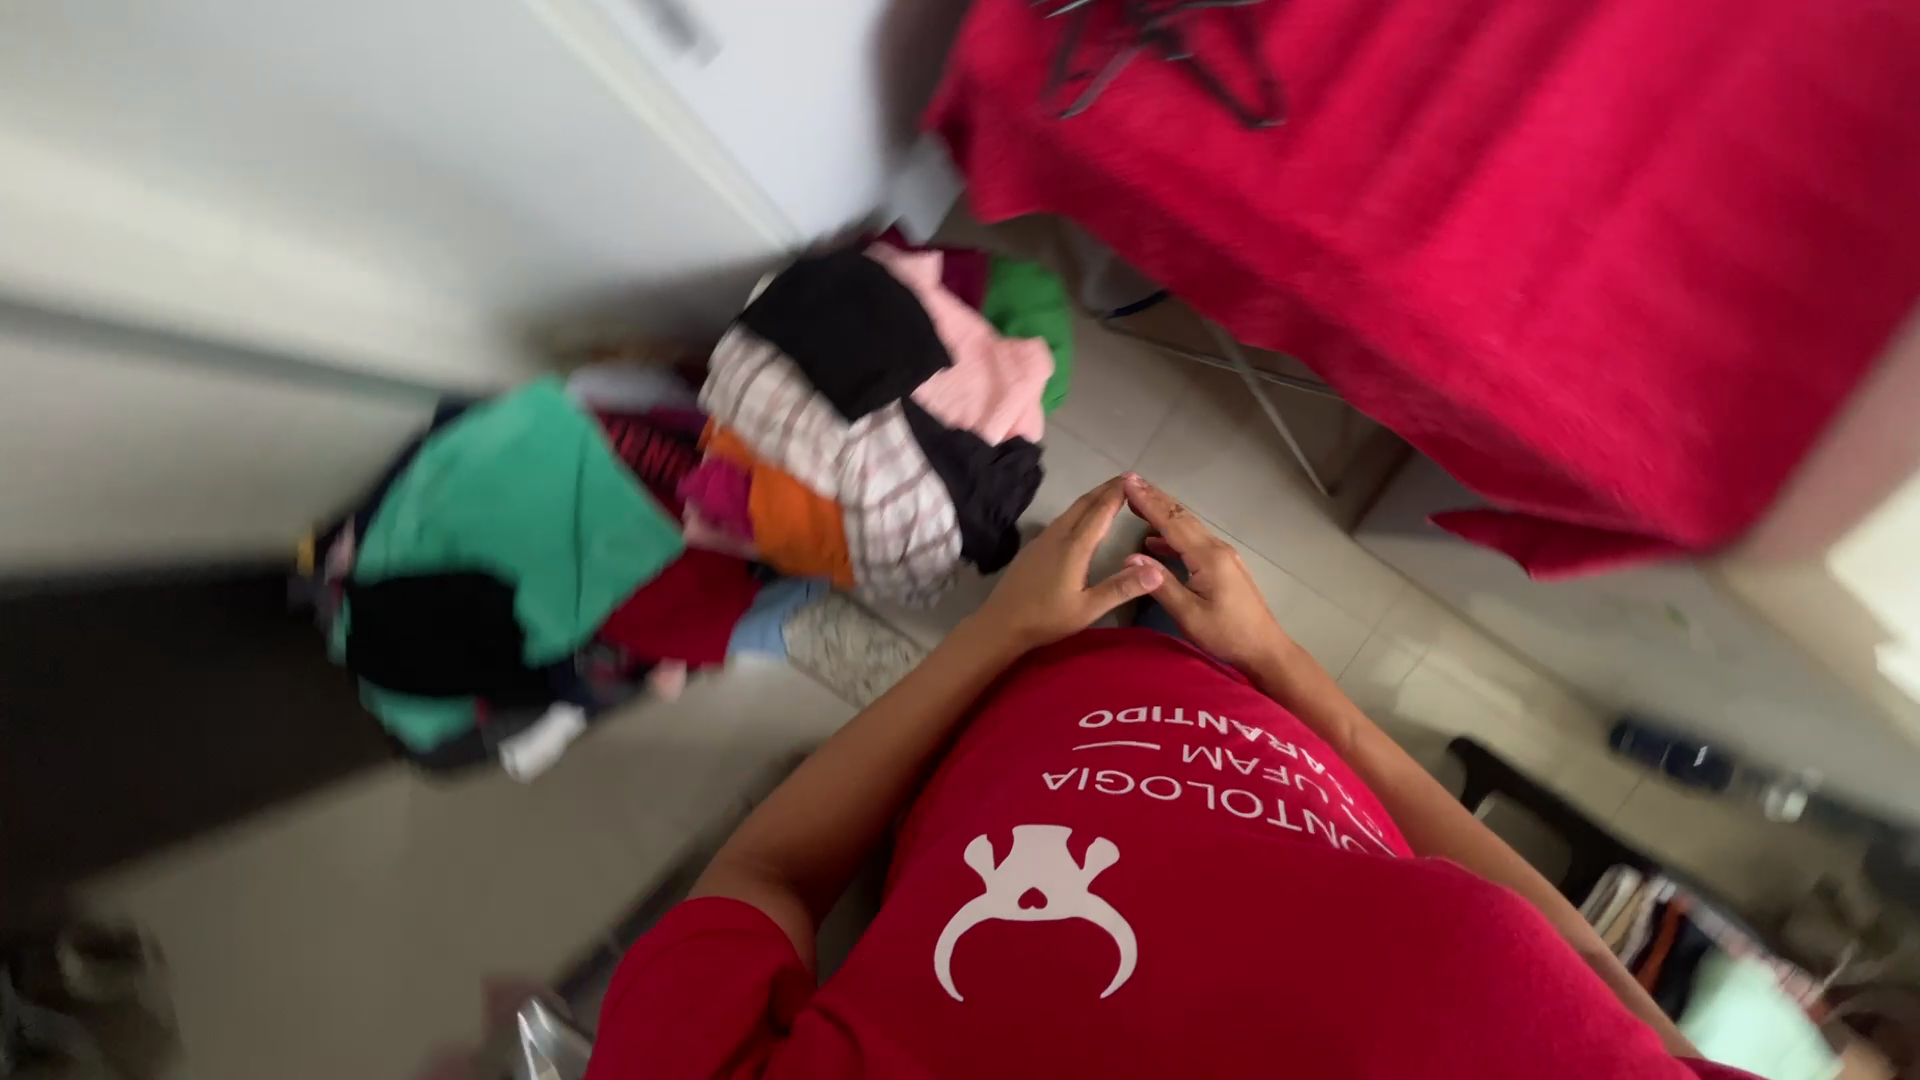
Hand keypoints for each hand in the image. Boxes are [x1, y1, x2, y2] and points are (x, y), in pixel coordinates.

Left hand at [970, 477, 1165, 650]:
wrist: (1000, 623)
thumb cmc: (1046, 619)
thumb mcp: (1088, 608)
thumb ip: (1121, 588)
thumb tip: (1157, 572)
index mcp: (1074, 547)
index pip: (1100, 511)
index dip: (1117, 493)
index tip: (1134, 478)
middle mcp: (1057, 536)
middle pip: (1084, 504)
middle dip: (1106, 489)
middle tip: (1127, 479)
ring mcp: (1042, 540)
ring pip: (1070, 511)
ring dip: (1091, 499)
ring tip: (1109, 494)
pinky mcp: (1033, 548)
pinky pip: (1060, 520)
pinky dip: (1078, 512)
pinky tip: (1082, 520)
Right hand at [1121, 474, 1292, 671]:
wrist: (1265, 649)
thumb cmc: (1226, 634)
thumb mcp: (1188, 615)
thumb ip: (1160, 584)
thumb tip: (1130, 558)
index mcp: (1208, 557)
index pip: (1171, 523)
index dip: (1148, 503)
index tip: (1127, 484)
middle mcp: (1217, 549)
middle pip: (1182, 517)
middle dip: (1155, 498)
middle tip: (1129, 481)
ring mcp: (1222, 556)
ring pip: (1188, 526)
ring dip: (1163, 512)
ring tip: (1138, 502)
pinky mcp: (1223, 566)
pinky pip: (1193, 541)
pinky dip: (1172, 534)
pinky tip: (1155, 540)